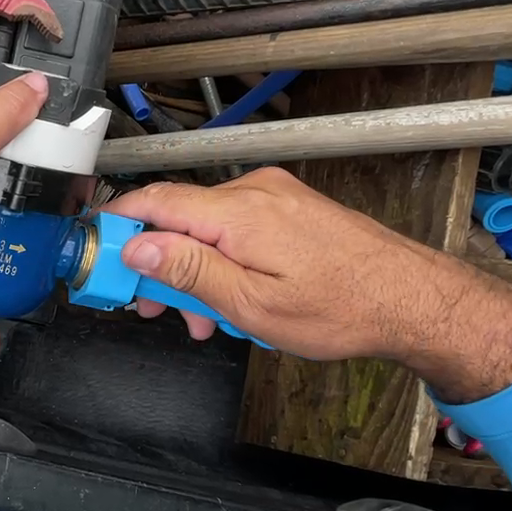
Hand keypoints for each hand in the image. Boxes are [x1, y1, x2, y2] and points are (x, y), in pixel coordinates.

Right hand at [103, 168, 511, 402]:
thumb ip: (188, 269)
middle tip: (147, 306)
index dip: (115, 224)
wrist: (416, 302)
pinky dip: (217, 262)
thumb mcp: (250, 303)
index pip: (154, 201)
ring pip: (202, 228)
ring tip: (199, 318)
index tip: (95, 252)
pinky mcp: (286, 208)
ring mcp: (273, 197)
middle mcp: (254, 192)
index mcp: (239, 212)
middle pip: (175, 218)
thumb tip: (138, 245)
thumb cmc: (342, 308)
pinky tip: (226, 298)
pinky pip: (231, 230)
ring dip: (188, 271)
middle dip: (154, 263)